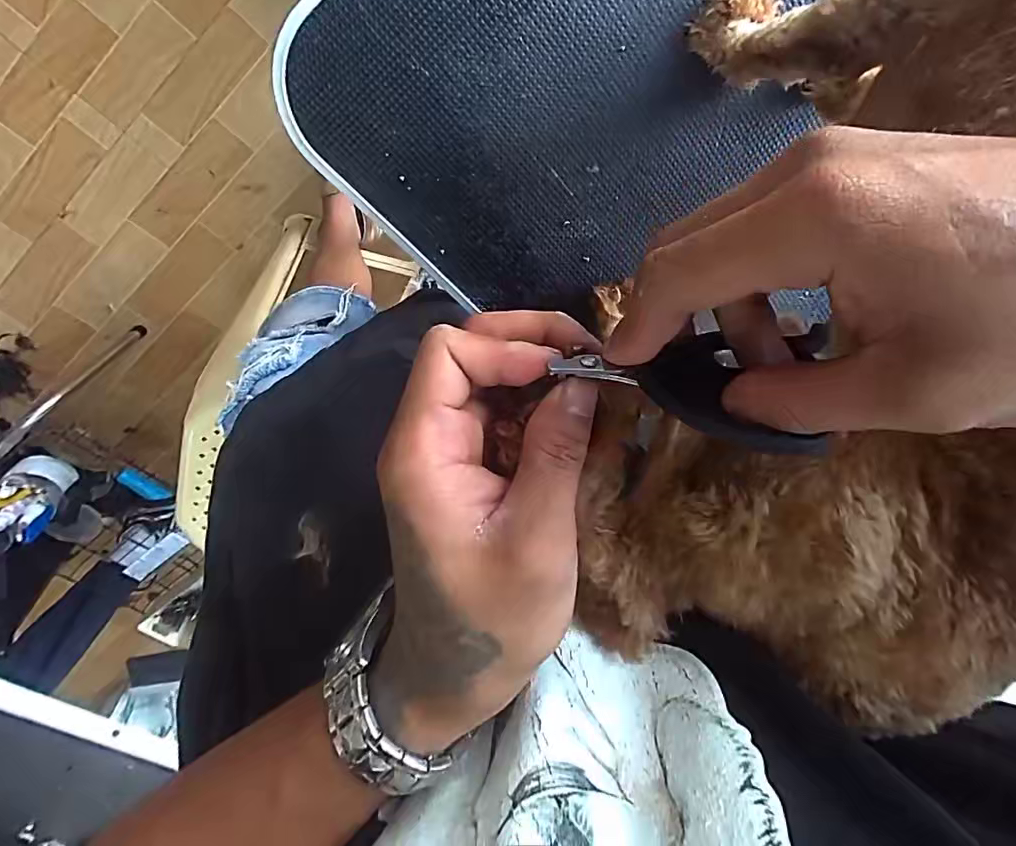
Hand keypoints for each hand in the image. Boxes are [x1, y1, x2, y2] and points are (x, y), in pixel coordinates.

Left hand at [370, 311, 599, 753]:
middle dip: (528, 341)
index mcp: (422, 449)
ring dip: (539, 367)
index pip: (448, 353)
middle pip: (466, 351)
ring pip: (486, 374)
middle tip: (589, 354)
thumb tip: (581, 379)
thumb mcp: (537, 539)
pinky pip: (499, 408)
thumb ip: (557, 451)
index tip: (566, 368)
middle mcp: (424, 435)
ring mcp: (444, 447)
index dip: (507, 346)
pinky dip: (537, 399)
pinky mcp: (465, 461)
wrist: (452, 675)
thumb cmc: (491, 619)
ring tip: (593, 377)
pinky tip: (575, 409)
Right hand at [604, 126, 1015, 434]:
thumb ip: (797, 397)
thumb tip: (734, 395)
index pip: (677, 268)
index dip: (638, 323)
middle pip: (690, 238)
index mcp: (811, 213)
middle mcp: (805, 163)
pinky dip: (769, 271)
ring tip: (794, 359)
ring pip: (730, 227)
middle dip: (682, 313)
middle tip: (719, 380)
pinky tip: (824, 311)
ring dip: (733, 297)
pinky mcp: (869, 155)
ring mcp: (839, 150)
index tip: (623, 369)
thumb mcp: (916, 390)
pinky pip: (777, 215)